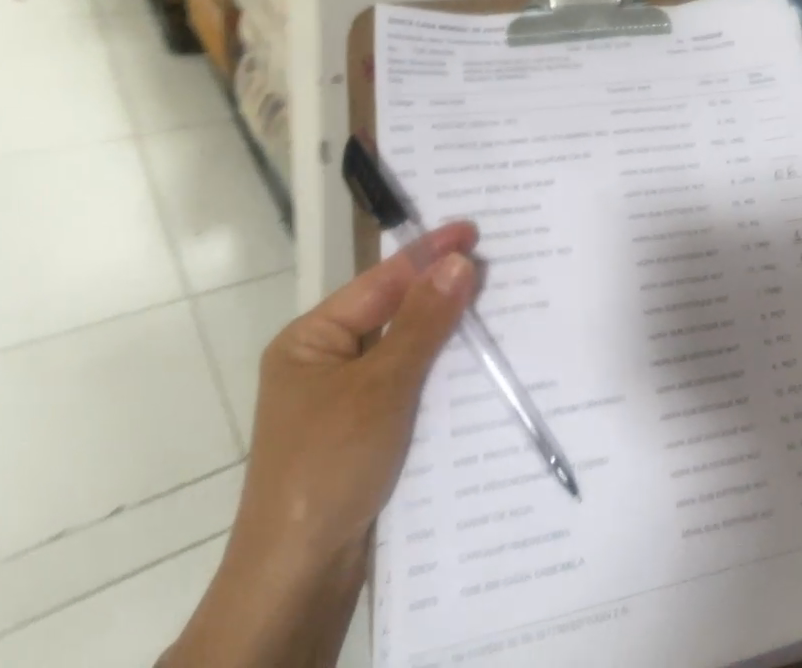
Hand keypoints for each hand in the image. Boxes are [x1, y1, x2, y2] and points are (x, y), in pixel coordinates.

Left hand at [236, 221, 480, 567]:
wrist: (301, 572)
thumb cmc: (330, 465)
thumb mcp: (381, 386)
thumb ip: (422, 323)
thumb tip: (461, 262)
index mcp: (310, 341)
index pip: (379, 282)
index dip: (428, 253)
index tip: (475, 229)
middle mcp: (326, 365)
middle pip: (393, 313)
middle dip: (443, 291)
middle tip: (499, 265)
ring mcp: (347, 402)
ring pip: (407, 353)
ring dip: (448, 336)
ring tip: (501, 311)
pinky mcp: (368, 436)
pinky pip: (412, 389)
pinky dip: (444, 376)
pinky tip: (482, 372)